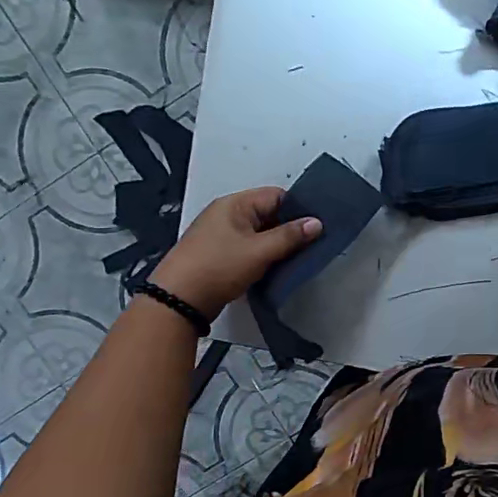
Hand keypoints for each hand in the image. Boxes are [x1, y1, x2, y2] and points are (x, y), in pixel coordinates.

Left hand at [147, 187, 320, 315]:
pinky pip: (250, 249)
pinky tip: (277, 269)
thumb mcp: (259, 251)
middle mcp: (228, 214)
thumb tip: (317, 222)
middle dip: (290, 229)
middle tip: (314, 246)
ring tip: (299, 259)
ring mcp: (222, 235)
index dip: (299, 209)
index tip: (318, 226)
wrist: (179, 300)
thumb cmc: (219, 268)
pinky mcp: (220, 255)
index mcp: (235, 204)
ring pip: (261, 234)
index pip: (276, 196)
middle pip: (269, 214)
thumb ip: (290, 236)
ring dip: (277, 246)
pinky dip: (264, 257)